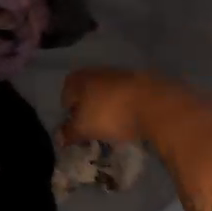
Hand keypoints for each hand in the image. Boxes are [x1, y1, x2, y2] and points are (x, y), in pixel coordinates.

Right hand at [61, 67, 177, 146]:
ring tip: (113, 126)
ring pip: (107, 93)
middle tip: (93, 128)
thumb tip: (58, 138)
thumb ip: (69, 132)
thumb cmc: (110, 114)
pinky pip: (126, 96)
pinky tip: (130, 120)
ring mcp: (121, 74)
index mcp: (79, 79)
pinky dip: (125, 106)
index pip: (66, 94)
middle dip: (88, 108)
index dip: (69, 112)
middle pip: (87, 91)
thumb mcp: (84, 128)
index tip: (76, 128)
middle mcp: (97, 72)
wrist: (154, 104)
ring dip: (108, 107)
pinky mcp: (141, 82)